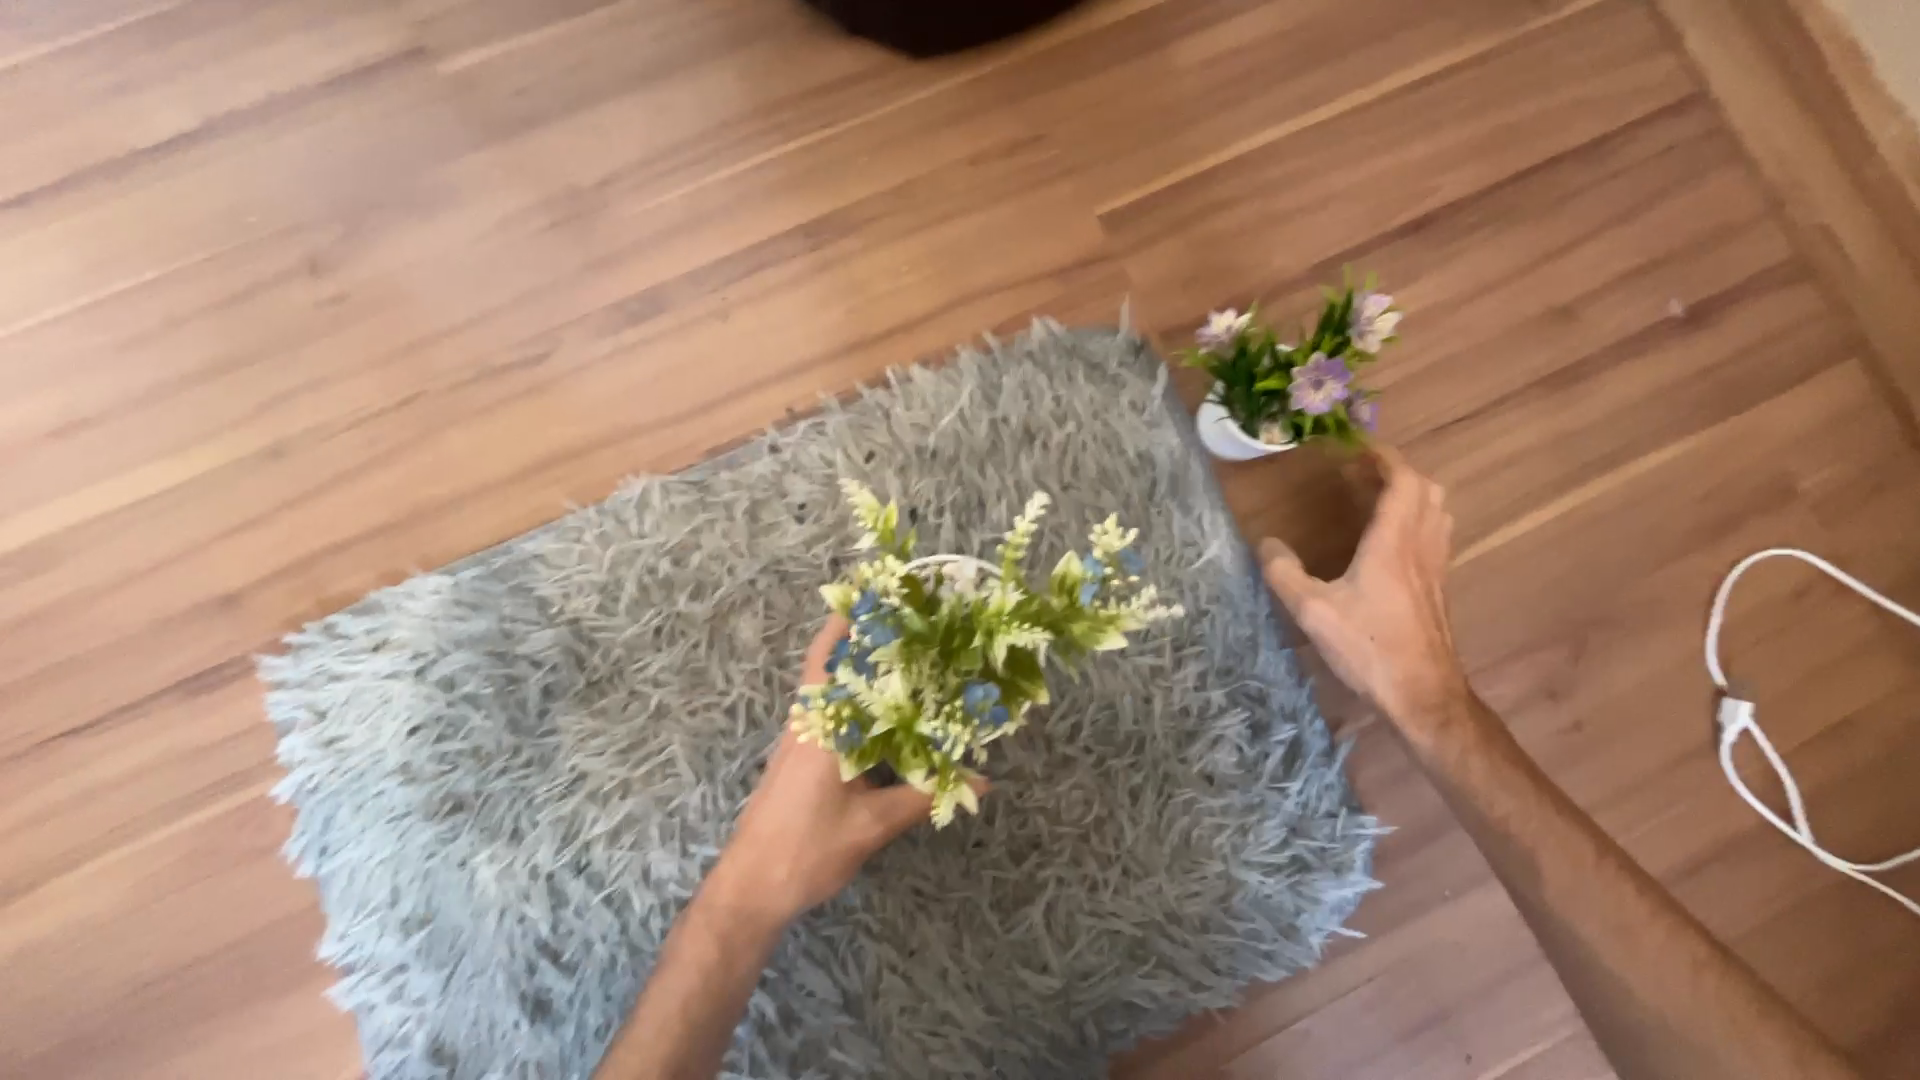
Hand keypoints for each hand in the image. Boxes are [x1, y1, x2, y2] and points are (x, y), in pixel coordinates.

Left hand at [705, 615, 962, 927]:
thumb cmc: (805, 851)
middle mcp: (805, 725)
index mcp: (820, 727)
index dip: (848, 622)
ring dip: (855, 673)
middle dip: (857, 639)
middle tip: (902, 623)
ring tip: (903, 664)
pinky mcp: (797, 764)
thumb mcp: (872, 826)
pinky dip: (854, 708)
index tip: (873, 593)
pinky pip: (828, 720)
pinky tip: (885, 722)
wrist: (748, 891)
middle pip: (827, 666)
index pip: (831, 658)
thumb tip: (981, 783)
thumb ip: (924, 797)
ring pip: (826, 693)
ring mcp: (797, 744)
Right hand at [1259, 445, 1469, 729]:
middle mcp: (1420, 546)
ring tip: (1376, 501)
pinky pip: (1435, 536)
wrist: (1421, 693)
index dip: (1384, 457)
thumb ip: (1284, 572)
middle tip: (1362, 475)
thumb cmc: (1368, 646)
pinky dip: (1416, 522)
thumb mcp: (1312, 610)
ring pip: (1436, 512)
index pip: (1402, 481)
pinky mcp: (1437, 588)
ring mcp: (1435, 568)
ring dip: (1411, 496)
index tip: (1356, 449)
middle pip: (1426, 490)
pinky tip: (1389, 544)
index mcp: (1393, 543)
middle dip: (1397, 473)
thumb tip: (1266, 543)